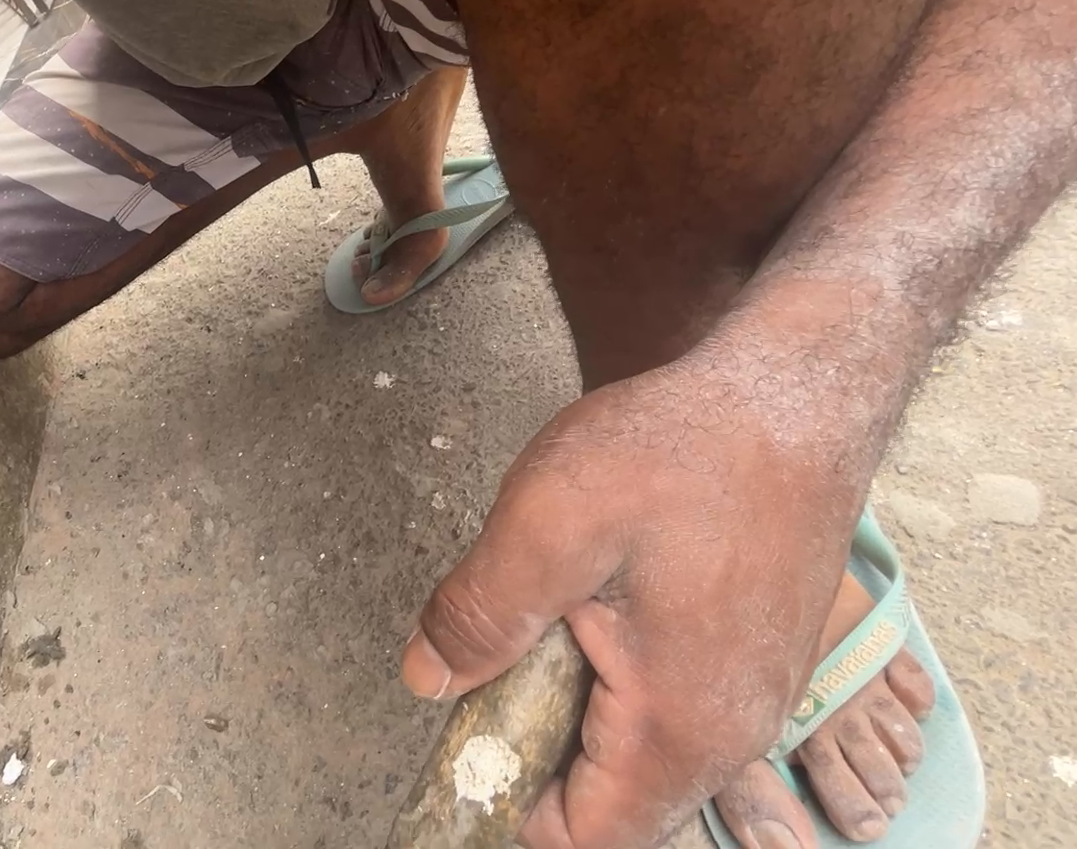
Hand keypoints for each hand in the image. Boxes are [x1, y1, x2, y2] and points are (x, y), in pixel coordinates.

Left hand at [401, 339, 867, 846]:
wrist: (777, 398)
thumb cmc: (669, 457)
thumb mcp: (544, 529)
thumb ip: (480, 615)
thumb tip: (425, 681)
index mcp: (681, 725)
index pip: (588, 835)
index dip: (508, 808)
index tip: (454, 750)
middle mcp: (726, 728)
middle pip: (604, 794)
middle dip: (525, 747)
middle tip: (474, 663)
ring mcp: (740, 688)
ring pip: (625, 740)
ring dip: (555, 701)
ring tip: (521, 621)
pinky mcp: (734, 644)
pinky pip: (653, 694)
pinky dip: (594, 669)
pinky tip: (569, 601)